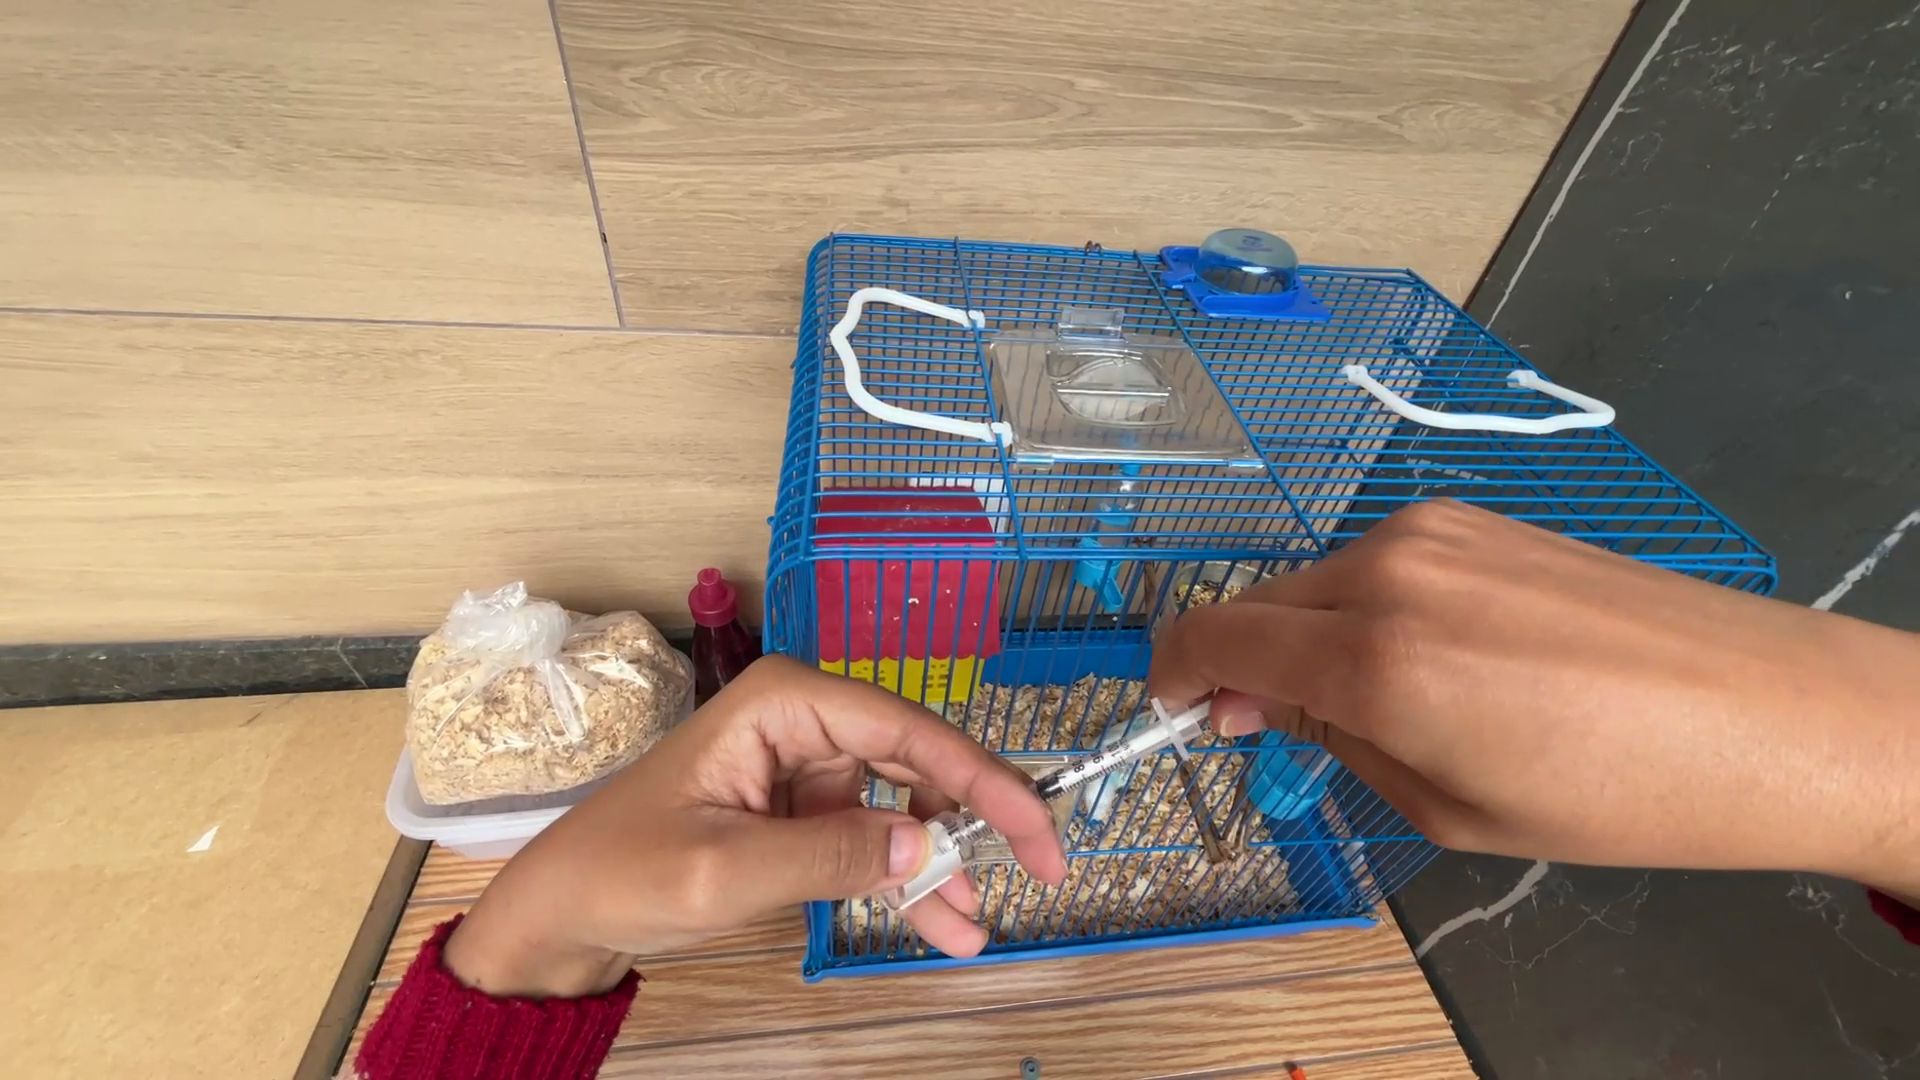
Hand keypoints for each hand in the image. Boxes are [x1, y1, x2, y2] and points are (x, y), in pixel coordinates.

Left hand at [444, 656, 1067, 996]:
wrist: (566, 909)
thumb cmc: (626, 869)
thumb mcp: (726, 870)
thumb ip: (831, 856)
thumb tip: (928, 847)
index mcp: (789, 700)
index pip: (905, 730)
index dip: (980, 776)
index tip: (1036, 825)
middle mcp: (810, 717)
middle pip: (917, 759)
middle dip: (976, 816)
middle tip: (1041, 865)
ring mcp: (811, 762)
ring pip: (904, 803)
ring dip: (941, 862)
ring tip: (975, 922)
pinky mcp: (808, 806)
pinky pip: (873, 837)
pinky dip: (904, 879)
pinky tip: (939, 924)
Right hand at [1149, 499, 1919, 895]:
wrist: (1778, 712)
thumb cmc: (1610, 795)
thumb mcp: (1440, 804)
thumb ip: (1319, 738)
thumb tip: (1238, 705)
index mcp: (1375, 661)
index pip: (1214, 638)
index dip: (1172, 671)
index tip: (1176, 708)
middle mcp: (1382, 575)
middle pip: (1248, 606)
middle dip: (1235, 663)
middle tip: (1265, 719)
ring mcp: (1421, 533)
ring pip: (1300, 584)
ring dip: (1294, 637)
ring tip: (1362, 690)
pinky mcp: (1456, 517)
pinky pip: (1358, 566)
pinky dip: (1346, 608)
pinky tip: (1415, 644)